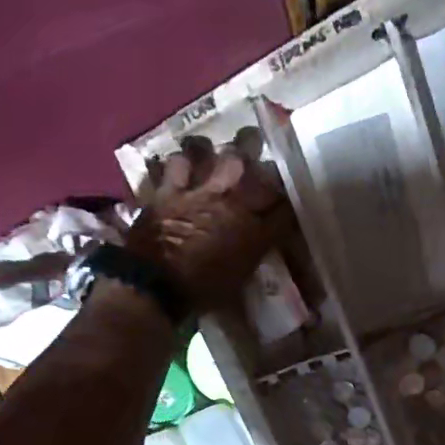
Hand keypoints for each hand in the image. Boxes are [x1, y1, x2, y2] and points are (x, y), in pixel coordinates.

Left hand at [130, 134, 291, 311]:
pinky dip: (181, 163)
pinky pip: (178, 162)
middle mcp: (233, 203)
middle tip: (259, 166)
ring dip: (222, 154)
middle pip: (258, 169)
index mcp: (254, 231)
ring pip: (220, 153)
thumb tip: (262, 245)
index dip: (288, 204)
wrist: (156, 284)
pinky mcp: (170, 187)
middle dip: (263, 167)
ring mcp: (201, 190)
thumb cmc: (202, 290)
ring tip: (218, 157)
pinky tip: (182, 167)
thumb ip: (253, 256)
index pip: (283, 209)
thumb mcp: (239, 281)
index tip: (286, 205)